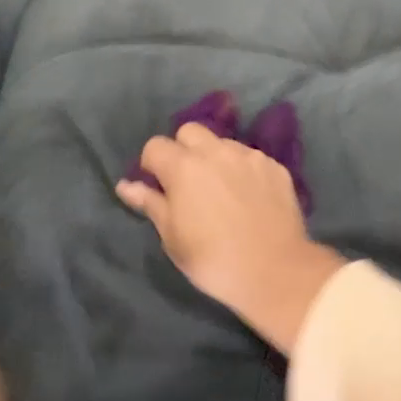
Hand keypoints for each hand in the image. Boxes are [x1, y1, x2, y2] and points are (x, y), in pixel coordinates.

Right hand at [117, 123, 346, 354]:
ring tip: (221, 192)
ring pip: (222, 143)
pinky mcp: (274, 165)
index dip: (151, 164)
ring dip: (215, 158)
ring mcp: (249, 155)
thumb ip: (150, 203)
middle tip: (187, 183)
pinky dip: (243, 170)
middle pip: (190, 131)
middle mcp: (217, 151)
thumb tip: (126, 185)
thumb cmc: (212, 259)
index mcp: (184, 167)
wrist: (273, 269)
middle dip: (182, 149)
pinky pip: (250, 158)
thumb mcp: (172, 237)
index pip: (155, 145)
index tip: (158, 186)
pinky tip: (248, 198)